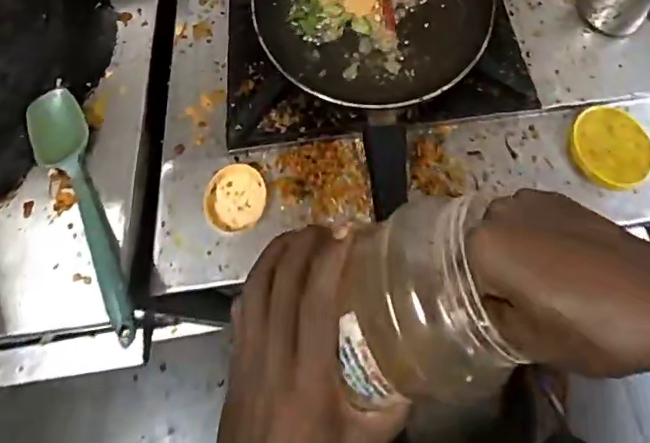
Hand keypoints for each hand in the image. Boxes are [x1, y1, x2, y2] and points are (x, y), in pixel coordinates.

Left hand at [219, 226, 408, 442]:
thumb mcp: (359, 442)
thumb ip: (389, 408)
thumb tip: (416, 368)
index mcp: (307, 380)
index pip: (314, 302)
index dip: (329, 260)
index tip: (346, 233)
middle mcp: (272, 358)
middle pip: (281, 282)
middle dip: (303, 244)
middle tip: (326, 228)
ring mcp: (246, 355)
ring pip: (255, 285)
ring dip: (276, 252)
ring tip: (299, 237)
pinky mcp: (233, 358)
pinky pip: (241, 306)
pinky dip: (257, 278)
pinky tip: (272, 271)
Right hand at [470, 189, 649, 389]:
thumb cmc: (594, 326)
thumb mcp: (534, 344)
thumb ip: (495, 320)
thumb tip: (488, 306)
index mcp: (483, 245)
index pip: (463, 279)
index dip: (485, 303)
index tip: (508, 320)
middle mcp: (498, 210)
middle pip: (483, 249)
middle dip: (500, 273)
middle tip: (529, 307)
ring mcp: (530, 199)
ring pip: (509, 233)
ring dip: (522, 255)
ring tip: (554, 288)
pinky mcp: (560, 198)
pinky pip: (535, 222)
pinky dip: (544, 241)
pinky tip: (571, 269)